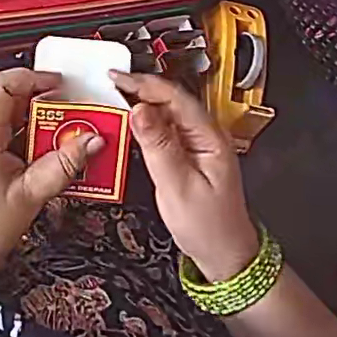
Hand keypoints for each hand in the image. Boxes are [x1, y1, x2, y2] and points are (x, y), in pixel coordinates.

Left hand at [0, 68, 101, 279]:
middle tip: (75, 114)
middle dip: (47, 102)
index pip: (3, 82)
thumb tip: (91, 142)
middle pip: (13, 98)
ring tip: (70, 138)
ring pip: (14, 118)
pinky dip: (34, 141)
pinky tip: (53, 158)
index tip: (61, 85)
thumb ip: (63, 165)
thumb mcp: (29, 196)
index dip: (34, 76)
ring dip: (43, 124)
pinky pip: (12, 138)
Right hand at [115, 71, 258, 279]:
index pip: (175, 97)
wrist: (226, 258)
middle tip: (110, 83)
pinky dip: (146, 120)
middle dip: (140, 88)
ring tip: (115, 96)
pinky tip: (130, 121)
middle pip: (171, 99)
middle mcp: (206, 134)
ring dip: (141, 101)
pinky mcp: (189, 152)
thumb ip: (157, 146)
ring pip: (167, 111)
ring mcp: (198, 142)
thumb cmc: (208, 228)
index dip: (144, 84)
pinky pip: (165, 126)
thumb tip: (139, 110)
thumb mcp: (178, 187)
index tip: (117, 78)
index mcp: (210, 137)